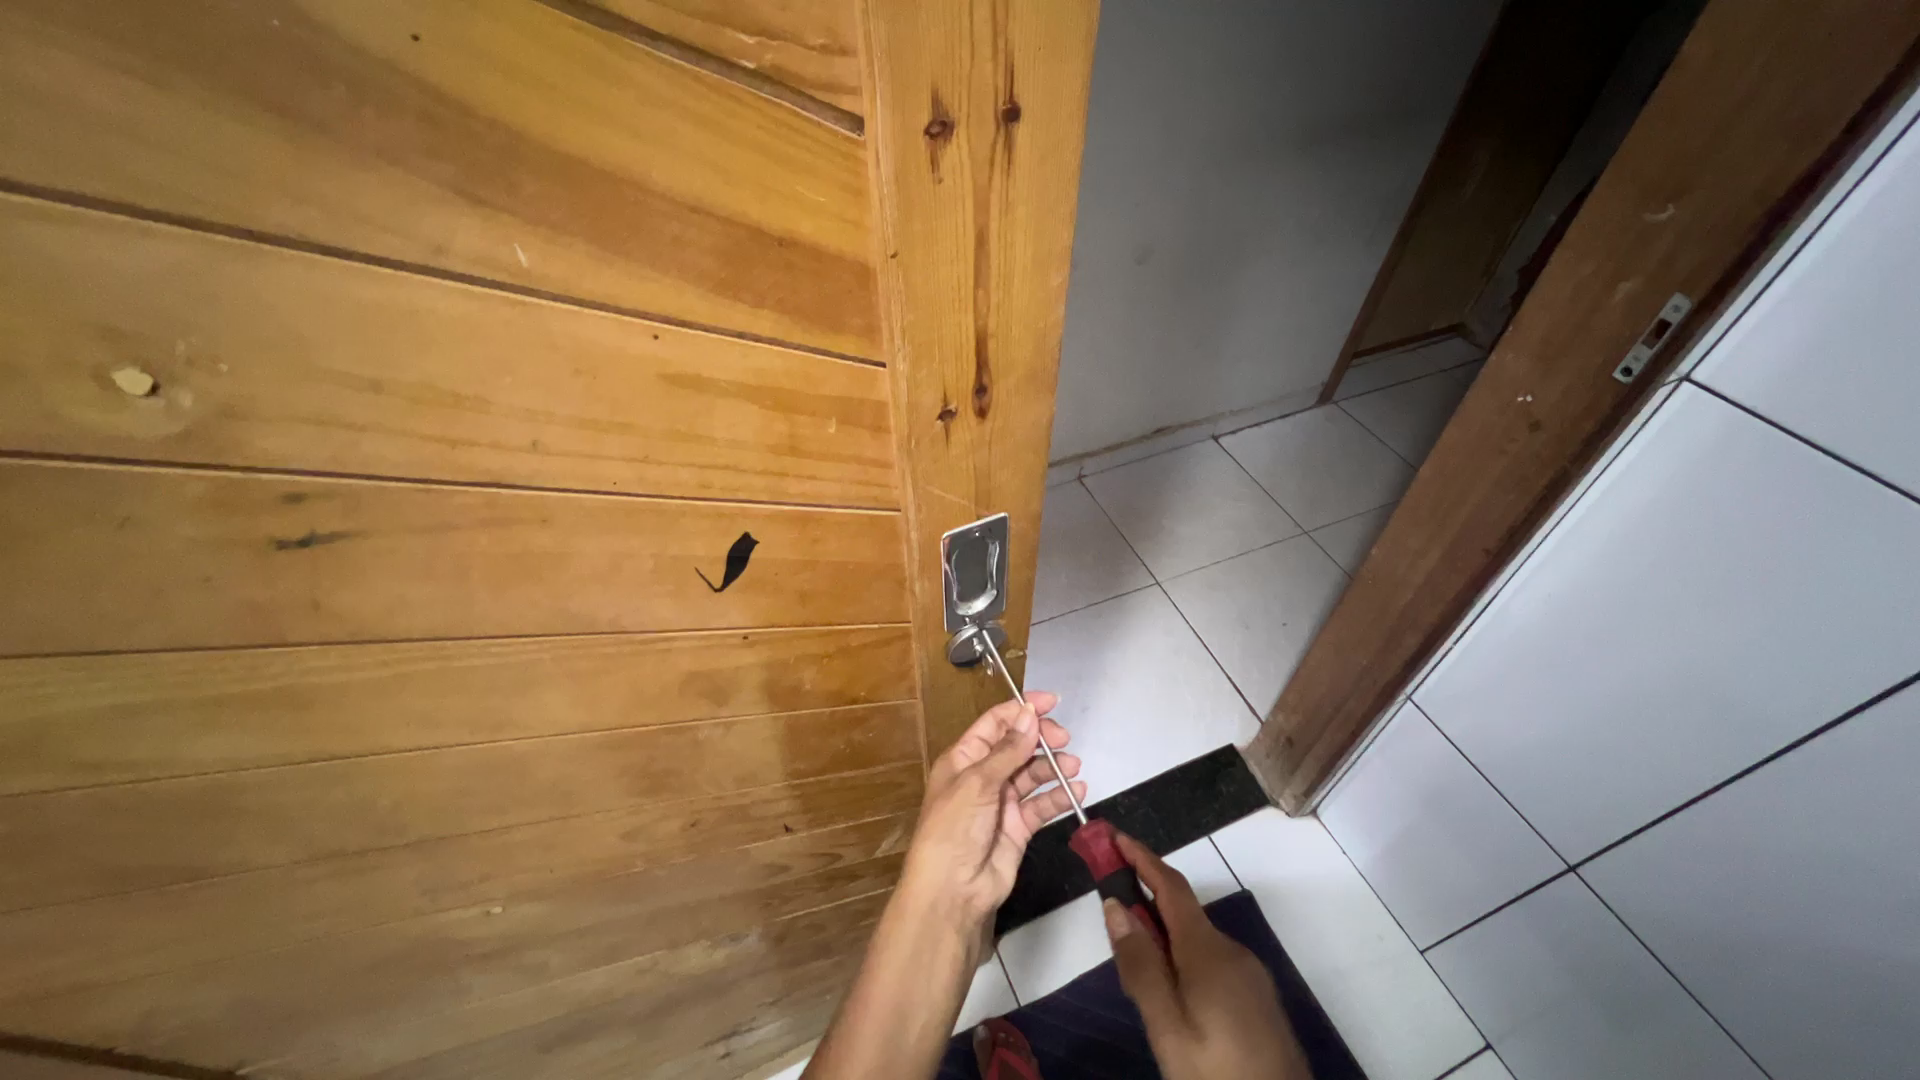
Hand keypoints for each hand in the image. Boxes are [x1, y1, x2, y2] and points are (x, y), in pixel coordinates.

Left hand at [897, 692, 1085, 962]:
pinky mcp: (1019, 827)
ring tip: (1073, 765)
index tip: (1051, 702)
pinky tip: (1076, 790)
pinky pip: (1042, 805)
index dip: (1021, 711)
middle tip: (1063, 738)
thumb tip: (1029, 714)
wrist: (953, 890)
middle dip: (1040, 738)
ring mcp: (1002, 802)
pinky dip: (1059, 796)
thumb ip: (1008, 750)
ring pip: (1032, 774)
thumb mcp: (977, 783)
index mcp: (963, 759)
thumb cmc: (954, 829)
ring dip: (1053, 766)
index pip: (995, 724)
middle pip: (1017, 746)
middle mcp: (983, 776)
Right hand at [1105, 833, 1310, 1079]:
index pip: (1171, 887)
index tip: (1113, 836)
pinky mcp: (1257, 1000)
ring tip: (1135, 979)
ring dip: (1163, 942)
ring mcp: (1250, 976)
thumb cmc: (1217, 1073)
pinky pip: (1211, 965)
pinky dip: (1183, 963)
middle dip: (1145, 906)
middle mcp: (1232, 951)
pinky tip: (1172, 1001)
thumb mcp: (1166, 1027)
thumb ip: (1140, 965)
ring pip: (1195, 944)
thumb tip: (1116, 906)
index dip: (1141, 858)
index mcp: (1208, 951)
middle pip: (1181, 915)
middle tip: (1110, 923)